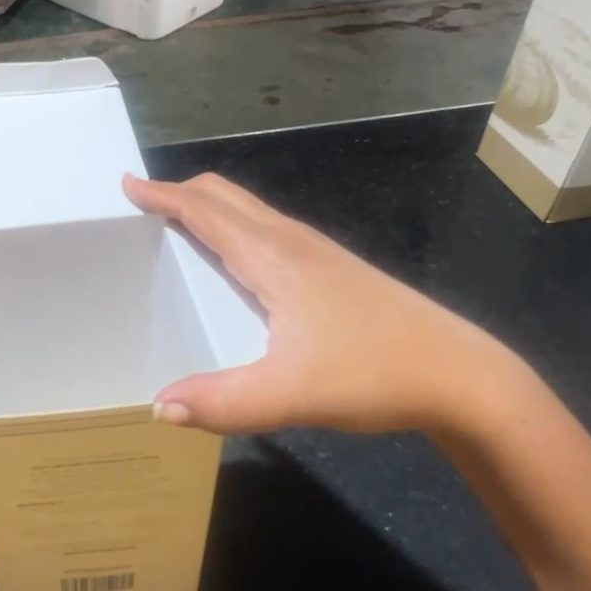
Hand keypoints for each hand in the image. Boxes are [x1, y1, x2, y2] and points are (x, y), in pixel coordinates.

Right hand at [124, 172, 525, 436]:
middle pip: (226, 196)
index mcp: (273, 257)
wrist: (463, 377)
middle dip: (181, 191)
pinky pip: (266, 229)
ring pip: (250, 210)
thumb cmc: (374, 373)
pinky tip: (236, 261)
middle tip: (144, 202)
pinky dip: (233, 225)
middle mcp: (292, 242)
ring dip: (208, 206)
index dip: (164, 195)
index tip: (127, 183)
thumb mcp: (292, 395)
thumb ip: (223, 402)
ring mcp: (317, 252)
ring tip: (178, 225)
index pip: (206, 212)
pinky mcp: (333, 269)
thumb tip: (158, 407)